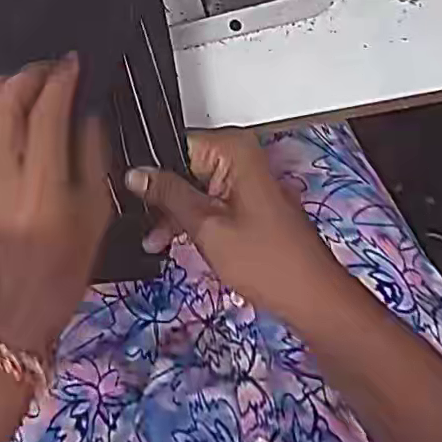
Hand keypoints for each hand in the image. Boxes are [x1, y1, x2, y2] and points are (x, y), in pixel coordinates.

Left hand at [0, 55, 111, 354]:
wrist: (16, 309)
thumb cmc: (64, 266)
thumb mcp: (97, 210)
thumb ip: (92, 151)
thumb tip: (83, 105)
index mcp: (43, 198)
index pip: (47, 116)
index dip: (61, 80)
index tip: (72, 65)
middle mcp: (0, 191)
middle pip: (6, 106)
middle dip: (31, 75)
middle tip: (49, 68)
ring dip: (1, 87)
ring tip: (22, 81)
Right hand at [125, 131, 347, 321]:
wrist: (312, 298)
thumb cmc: (266, 262)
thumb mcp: (206, 227)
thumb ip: (168, 195)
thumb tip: (136, 174)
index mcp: (233, 148)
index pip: (175, 143)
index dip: (150, 169)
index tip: (129, 192)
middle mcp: (240, 154)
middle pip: (184, 164)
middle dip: (162, 194)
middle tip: (140, 221)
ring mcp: (245, 175)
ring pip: (194, 184)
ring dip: (174, 211)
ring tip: (156, 239)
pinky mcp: (247, 197)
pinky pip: (209, 197)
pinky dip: (192, 217)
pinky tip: (174, 240)